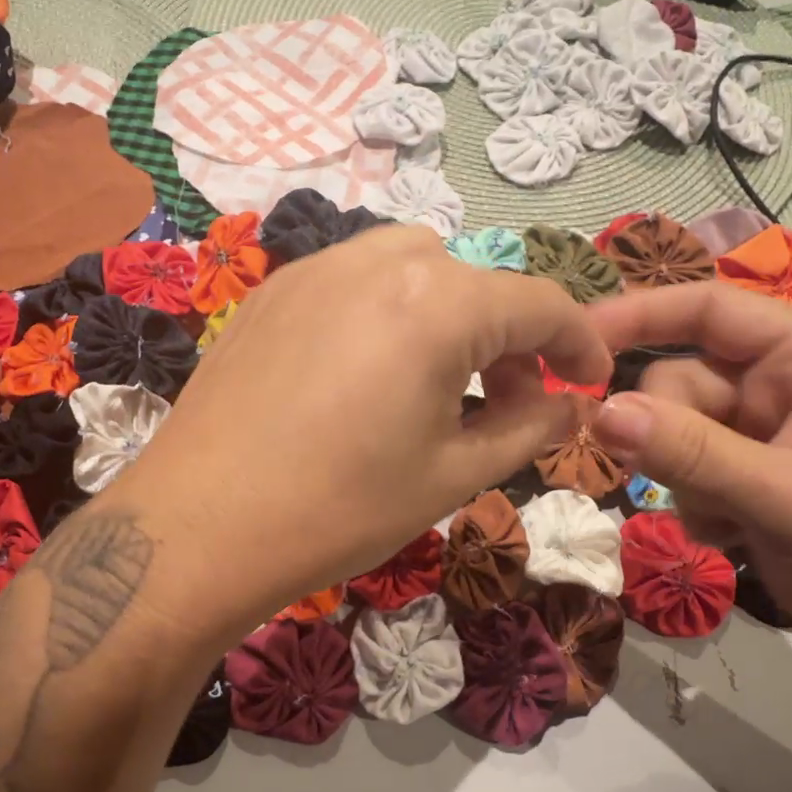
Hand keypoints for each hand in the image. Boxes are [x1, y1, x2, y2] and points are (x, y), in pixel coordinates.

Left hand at [109, 224, 613, 640]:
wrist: (199, 528)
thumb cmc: (339, 510)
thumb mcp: (452, 476)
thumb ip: (526, 429)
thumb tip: (569, 404)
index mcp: (436, 304)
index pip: (537, 303)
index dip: (579, 341)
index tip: (591, 381)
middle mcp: (375, 263)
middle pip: (474, 279)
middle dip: (508, 333)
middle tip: (508, 400)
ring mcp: (313, 270)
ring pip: (411, 266)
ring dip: (447, 313)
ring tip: (436, 383)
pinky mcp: (269, 293)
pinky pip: (352, 280)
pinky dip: (386, 310)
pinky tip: (366, 374)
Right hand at [587, 282, 791, 663]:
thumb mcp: (791, 499)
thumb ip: (692, 453)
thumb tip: (598, 412)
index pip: (711, 310)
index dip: (639, 315)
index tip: (573, 342)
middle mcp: (789, 387)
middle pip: (682, 381)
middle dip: (669, 435)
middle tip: (684, 484)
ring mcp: (771, 437)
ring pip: (677, 434)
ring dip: (684, 481)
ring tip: (728, 525)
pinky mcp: (756, 482)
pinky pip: (689, 474)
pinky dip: (695, 507)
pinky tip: (732, 541)